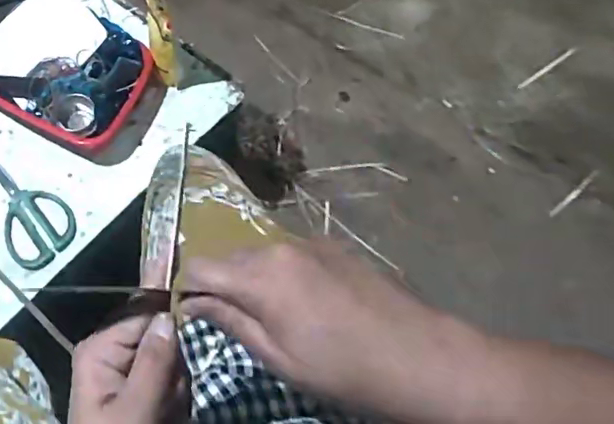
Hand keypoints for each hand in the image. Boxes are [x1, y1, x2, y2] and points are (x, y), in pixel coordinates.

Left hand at [68, 312, 185, 423]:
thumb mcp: (132, 414)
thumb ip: (152, 364)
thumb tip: (168, 315)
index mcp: (99, 347)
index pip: (141, 312)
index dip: (169, 322)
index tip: (191, 342)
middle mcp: (111, 352)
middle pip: (158, 337)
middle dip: (174, 369)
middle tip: (169, 401)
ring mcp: (127, 373)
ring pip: (170, 364)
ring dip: (177, 390)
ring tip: (167, 415)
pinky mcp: (141, 395)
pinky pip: (169, 386)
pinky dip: (176, 403)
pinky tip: (170, 417)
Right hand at [180, 239, 485, 420]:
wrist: (425, 357)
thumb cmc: (347, 371)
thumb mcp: (282, 360)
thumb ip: (232, 324)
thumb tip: (192, 303)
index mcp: (259, 276)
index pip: (200, 266)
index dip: (188, 287)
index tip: (191, 312)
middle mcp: (275, 246)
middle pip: (228, 257)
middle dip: (221, 284)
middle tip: (233, 320)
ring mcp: (304, 241)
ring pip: (258, 254)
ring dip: (253, 278)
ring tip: (274, 315)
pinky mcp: (328, 243)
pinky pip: (287, 252)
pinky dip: (282, 272)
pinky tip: (307, 303)